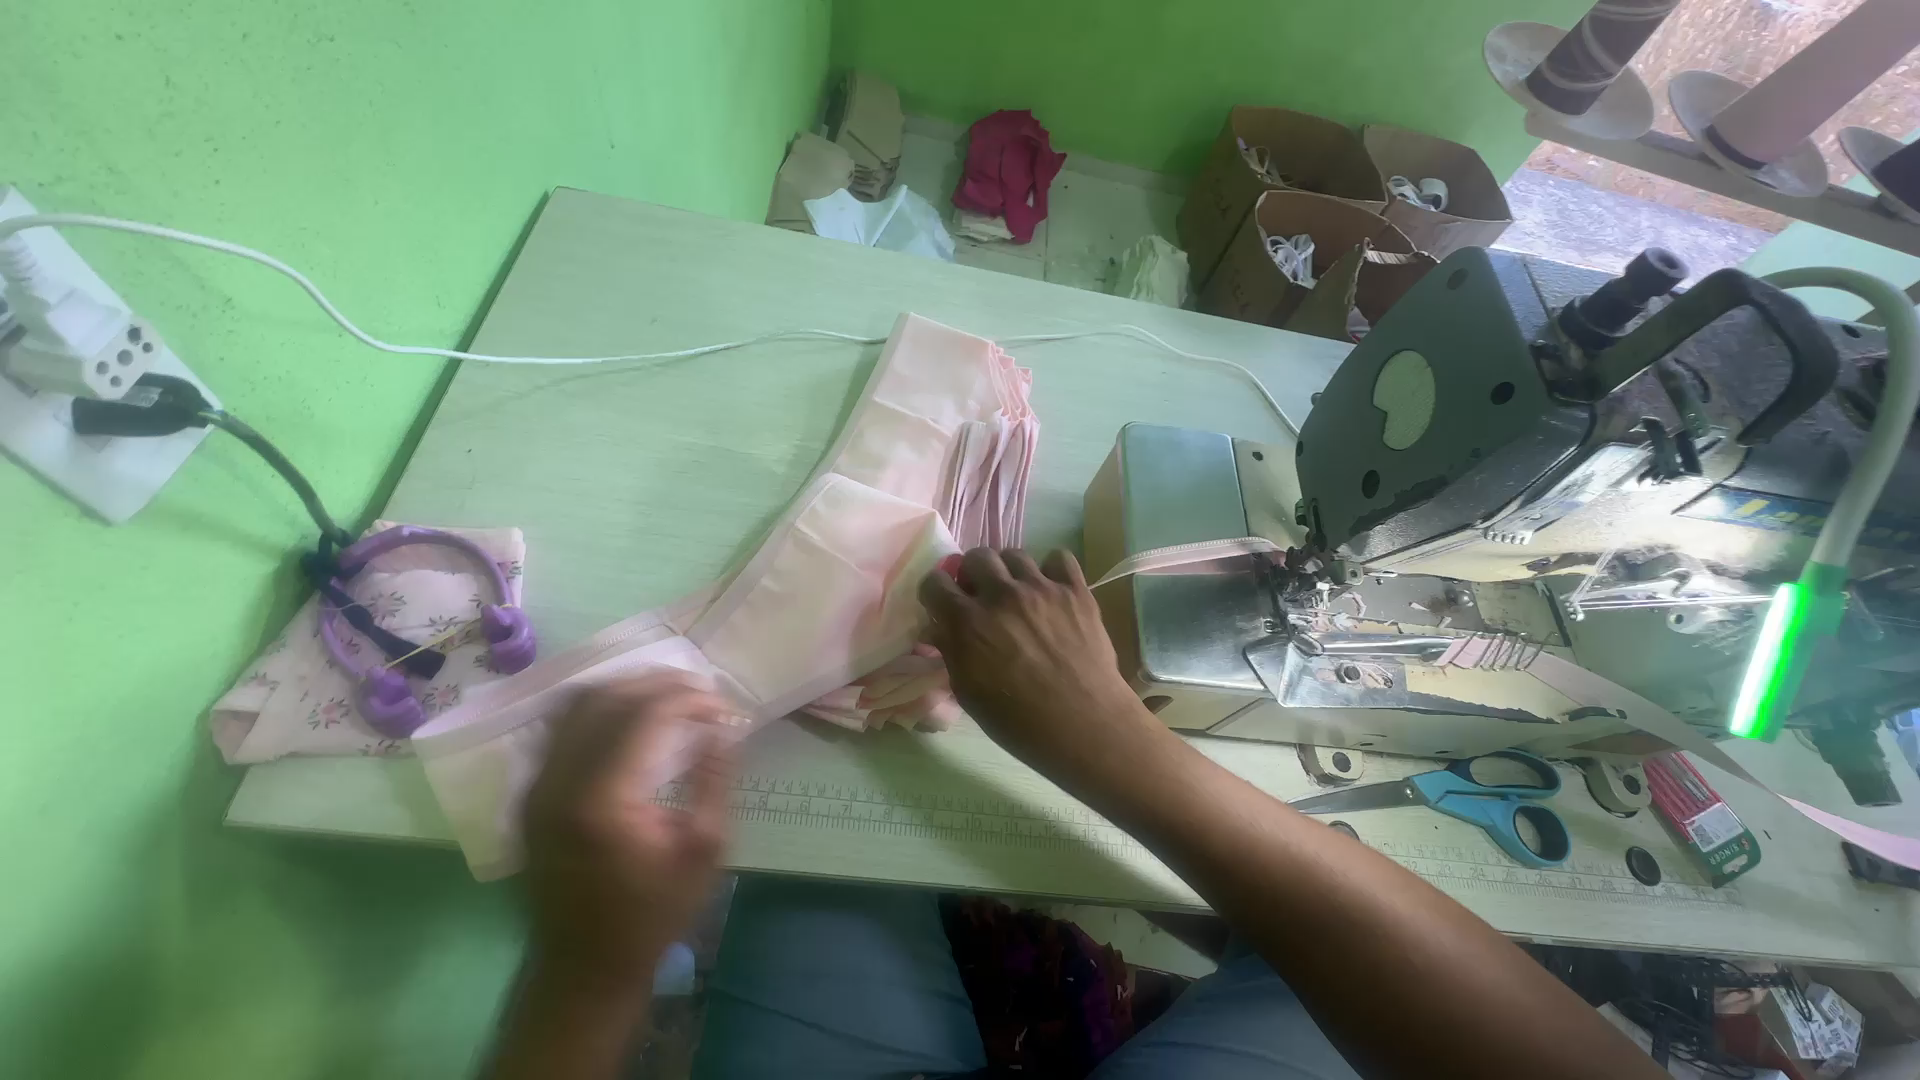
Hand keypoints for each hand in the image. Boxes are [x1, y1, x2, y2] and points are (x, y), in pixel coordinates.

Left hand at [521, 674, 734, 988]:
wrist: (584, 968)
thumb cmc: (652, 914)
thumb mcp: (703, 851)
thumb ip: (713, 780)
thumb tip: (723, 727)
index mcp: (602, 800)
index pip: (644, 716)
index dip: (687, 699)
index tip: (722, 707)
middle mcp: (557, 783)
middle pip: (606, 699)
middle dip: (659, 684)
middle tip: (700, 692)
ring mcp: (535, 788)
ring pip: (576, 706)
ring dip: (626, 689)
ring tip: (669, 696)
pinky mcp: (529, 795)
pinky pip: (560, 729)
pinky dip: (599, 709)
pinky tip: (630, 718)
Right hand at [919, 548, 1167, 787]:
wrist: (1082, 724)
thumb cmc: (1017, 721)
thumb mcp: (968, 692)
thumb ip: (950, 650)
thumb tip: (941, 626)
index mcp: (967, 622)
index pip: (935, 582)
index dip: (936, 592)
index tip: (943, 603)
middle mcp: (1001, 596)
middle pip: (977, 557)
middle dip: (973, 574)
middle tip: (982, 595)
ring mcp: (1041, 589)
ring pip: (1015, 554)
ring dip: (1009, 571)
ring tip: (1016, 592)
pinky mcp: (1075, 591)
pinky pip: (1059, 558)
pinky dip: (1052, 570)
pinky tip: (1052, 590)